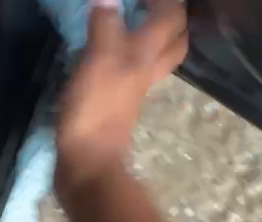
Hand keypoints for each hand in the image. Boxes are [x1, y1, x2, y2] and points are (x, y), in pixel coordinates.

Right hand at [55, 0, 186, 192]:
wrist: (87, 165)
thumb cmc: (94, 111)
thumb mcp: (97, 60)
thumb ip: (105, 24)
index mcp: (146, 52)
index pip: (169, 13)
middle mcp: (147, 70)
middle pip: (175, 40)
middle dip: (171, 20)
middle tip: (153, 8)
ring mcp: (133, 93)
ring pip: (156, 61)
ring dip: (155, 44)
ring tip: (138, 32)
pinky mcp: (117, 112)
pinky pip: (133, 81)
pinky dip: (130, 67)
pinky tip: (114, 64)